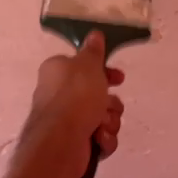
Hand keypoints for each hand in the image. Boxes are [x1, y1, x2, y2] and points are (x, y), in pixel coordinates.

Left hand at [25, 31, 125, 176]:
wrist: (61, 141)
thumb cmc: (75, 96)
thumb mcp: (88, 64)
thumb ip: (93, 50)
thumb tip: (94, 33)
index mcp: (58, 72)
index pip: (84, 67)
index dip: (105, 71)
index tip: (119, 78)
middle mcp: (59, 95)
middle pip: (97, 95)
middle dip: (110, 102)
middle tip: (110, 106)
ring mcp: (67, 122)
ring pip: (103, 117)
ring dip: (109, 120)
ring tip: (102, 125)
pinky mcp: (75, 144)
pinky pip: (100, 138)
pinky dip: (104, 139)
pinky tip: (100, 138)